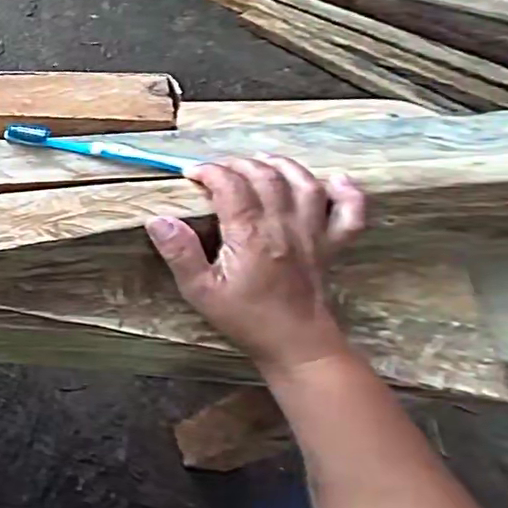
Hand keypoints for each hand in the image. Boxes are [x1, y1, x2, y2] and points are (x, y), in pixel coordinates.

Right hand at [146, 156, 364, 372]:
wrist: (296, 347)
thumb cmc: (245, 320)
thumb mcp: (201, 292)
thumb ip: (180, 253)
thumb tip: (158, 219)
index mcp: (251, 236)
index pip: (231, 185)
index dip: (210, 171)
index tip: (192, 174)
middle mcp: (284, 226)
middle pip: (266, 176)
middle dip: (239, 164)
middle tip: (218, 169)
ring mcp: (313, 233)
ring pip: (304, 183)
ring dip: (282, 164)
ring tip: (261, 160)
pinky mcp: (331, 245)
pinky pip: (349, 212)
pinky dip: (346, 191)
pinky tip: (333, 179)